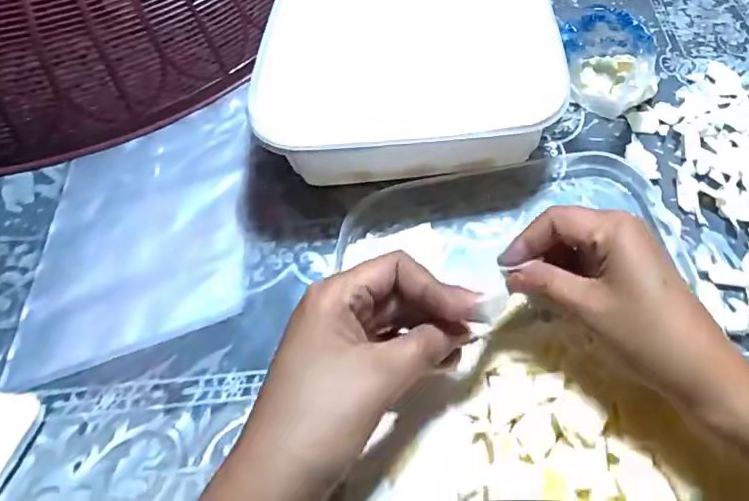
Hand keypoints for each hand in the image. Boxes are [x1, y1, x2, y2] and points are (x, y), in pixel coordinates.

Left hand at [205, 253, 479, 500]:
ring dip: (428, 330)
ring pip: (393, 321)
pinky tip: (440, 361)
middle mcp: (336, 307)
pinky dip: (413, 351)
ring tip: (463, 345)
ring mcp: (338, 339)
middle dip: (435, 306)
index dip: (436, 286)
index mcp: (336, 294)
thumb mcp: (380, 375)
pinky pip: (385, 347)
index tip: (471, 311)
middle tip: (476, 325)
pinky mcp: (343, 369)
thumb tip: (457, 329)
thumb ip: (424, 344)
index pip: (396, 269)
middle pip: (396, 292)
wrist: (273, 483)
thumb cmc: (324, 414)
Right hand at [500, 206, 745, 413]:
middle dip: (539, 252)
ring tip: (536, 293)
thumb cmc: (644, 336)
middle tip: (517, 284)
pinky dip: (574, 272)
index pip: (555, 219)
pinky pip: (595, 257)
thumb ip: (546, 284)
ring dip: (555, 263)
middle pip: (567, 227)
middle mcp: (622, 224)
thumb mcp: (588, 309)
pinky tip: (562, 295)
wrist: (703, 372)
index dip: (525, 241)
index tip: (504, 270)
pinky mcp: (636, 264)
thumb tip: (512, 273)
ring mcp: (632, 244)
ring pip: (580, 242)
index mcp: (612, 226)